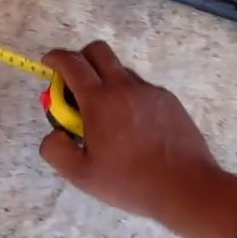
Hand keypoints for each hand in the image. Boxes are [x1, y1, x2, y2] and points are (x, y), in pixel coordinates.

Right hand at [39, 41, 236, 237]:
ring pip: (120, 70)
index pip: (72, 63)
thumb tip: (54, 132)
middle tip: (76, 84)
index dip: (56, 57)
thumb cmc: (131, 182)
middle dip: (81, 58)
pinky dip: (129, 97)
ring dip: (106, 81)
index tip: (49, 63)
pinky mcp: (168, 99)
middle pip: (97, 50)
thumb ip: (56, 149)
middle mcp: (124, 86)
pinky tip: (135, 128)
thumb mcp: (82, 175)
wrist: (187, 187)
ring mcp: (149, 90)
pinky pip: (141, 88)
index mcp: (99, 101)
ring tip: (108, 116)